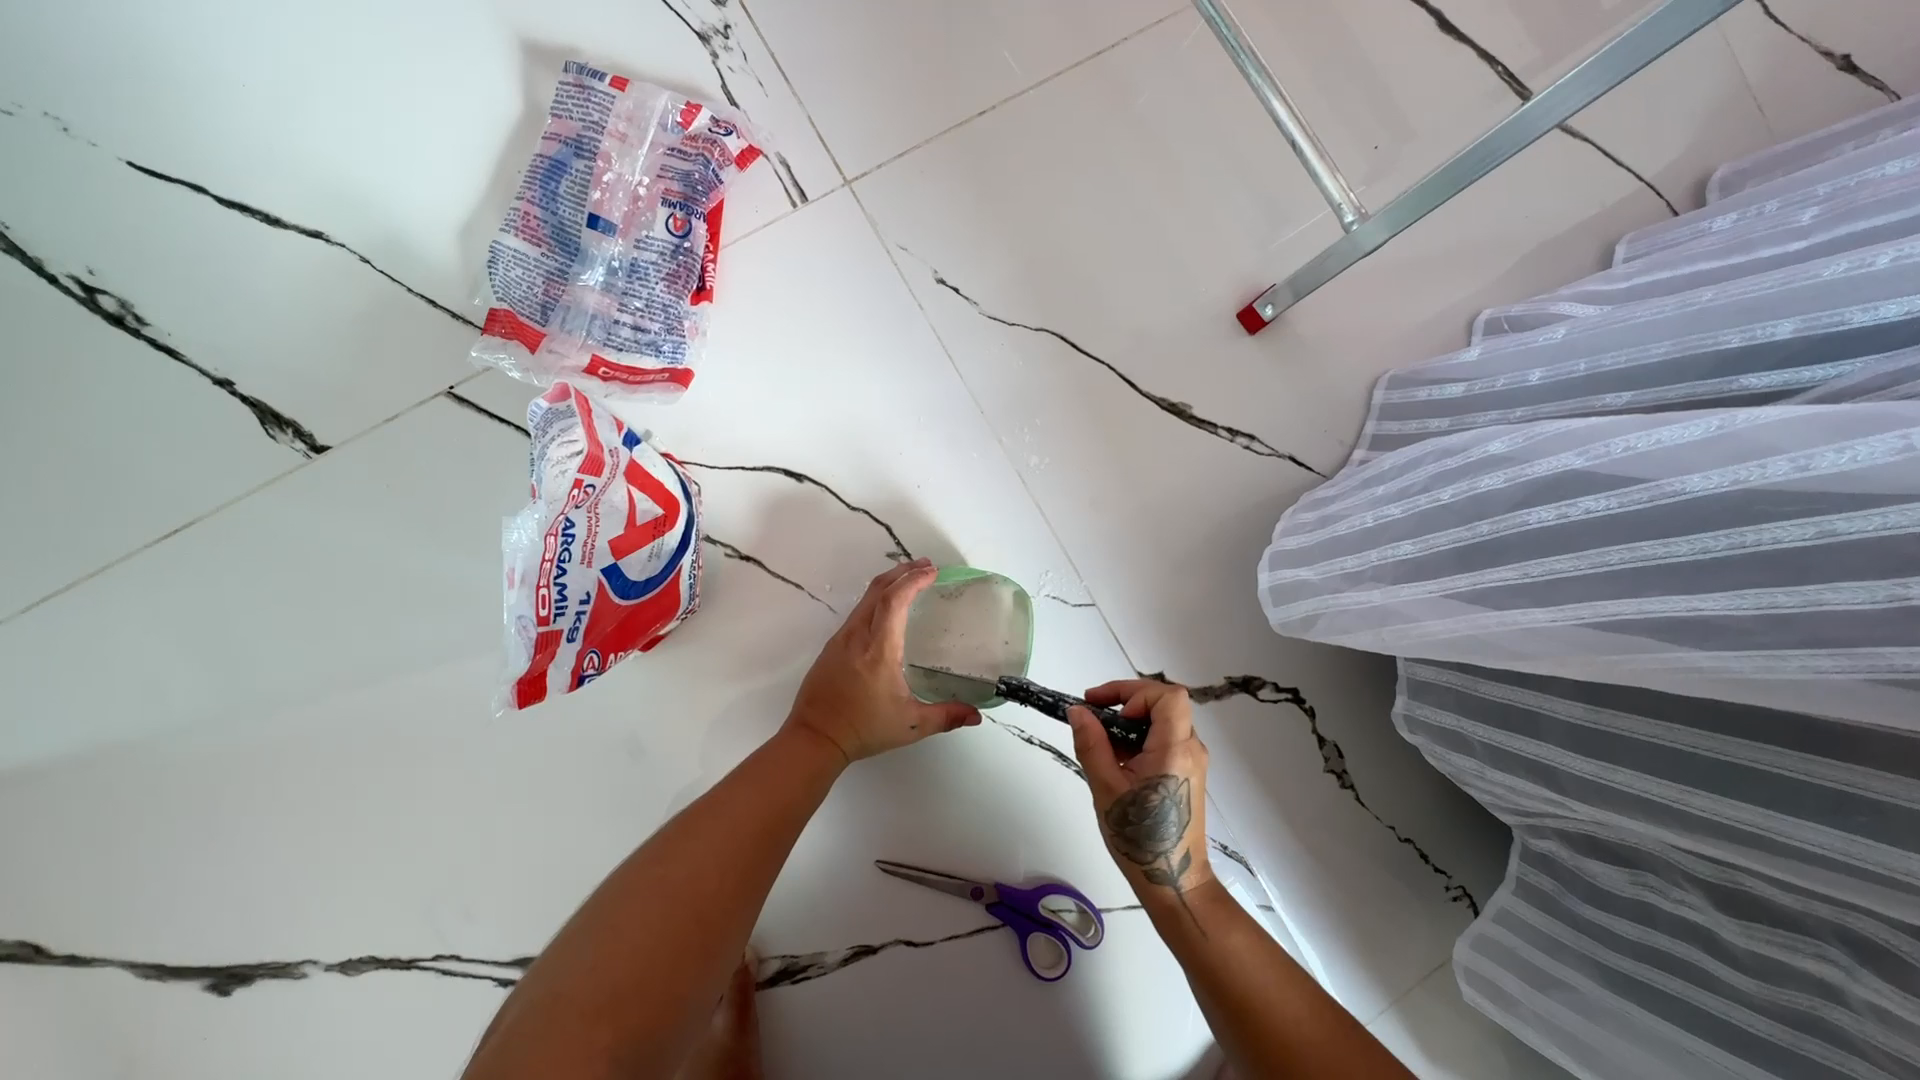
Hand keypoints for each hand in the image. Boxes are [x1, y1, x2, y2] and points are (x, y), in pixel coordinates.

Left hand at [782, 559, 982, 763]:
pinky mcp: (832, 647)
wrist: (814, 738)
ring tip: (909, 580)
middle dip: (903, 572)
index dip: (913, 581)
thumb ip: (945, 716)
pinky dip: (876, 600)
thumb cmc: (863, 729)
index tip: (933, 572)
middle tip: (926, 565)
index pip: (894, 601)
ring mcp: (841, 640)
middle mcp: (857, 637)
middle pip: (878, 590)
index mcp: (878, 650)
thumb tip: (976, 715)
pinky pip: (857, 613)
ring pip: (865, 599)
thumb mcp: (910, 725)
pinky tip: (887, 610)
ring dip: (888, 583)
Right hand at [1068, 679, 1213, 900]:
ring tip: (1102, 744)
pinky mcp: (1187, 775)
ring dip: (1132, 722)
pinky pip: (1165, 741)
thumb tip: (1078, 711)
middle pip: (1165, 704)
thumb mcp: (1106, 788)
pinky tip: (1118, 762)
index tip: (1102, 707)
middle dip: (1127, 702)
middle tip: (1094, 716)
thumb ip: (1092, 744)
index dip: (1133, 692)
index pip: (1166, 696)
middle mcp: (1191, 749)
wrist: (1173, 882)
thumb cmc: (1138, 838)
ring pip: (1164, 722)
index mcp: (1175, 749)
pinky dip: (1140, 740)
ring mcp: (1192, 762)